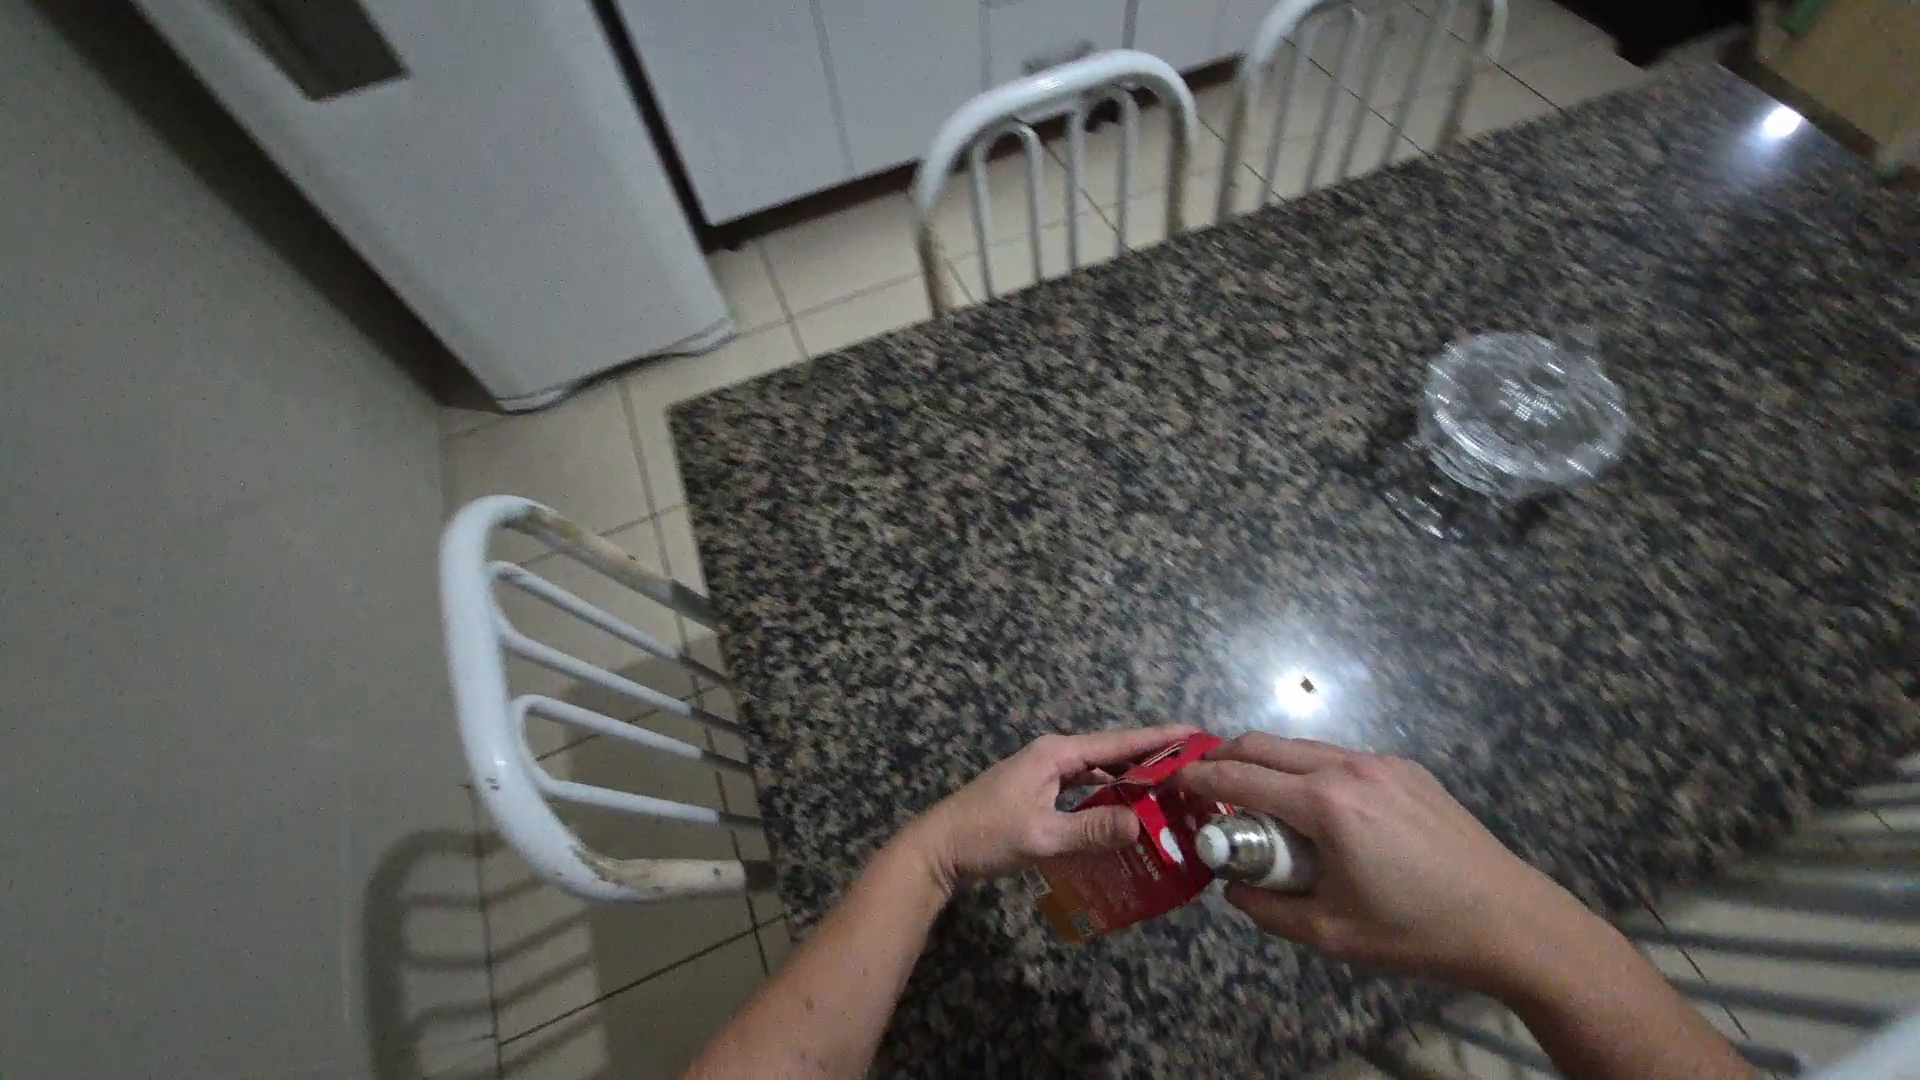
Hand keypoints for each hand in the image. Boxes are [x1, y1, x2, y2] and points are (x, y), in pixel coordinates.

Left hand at [900, 725, 1200, 895]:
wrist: (939, 848)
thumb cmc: (986, 835)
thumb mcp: (1041, 835)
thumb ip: (1090, 829)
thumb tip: (1143, 824)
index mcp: (1055, 754)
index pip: (1117, 742)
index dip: (1157, 738)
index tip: (1196, 732)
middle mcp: (1053, 756)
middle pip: (1111, 753)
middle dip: (1151, 758)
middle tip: (1195, 766)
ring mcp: (1044, 774)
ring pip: (1098, 773)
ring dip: (1130, 781)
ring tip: (1171, 792)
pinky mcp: (1039, 794)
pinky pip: (1083, 789)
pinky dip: (1107, 798)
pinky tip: (1126, 816)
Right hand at [1177, 734, 1604, 992]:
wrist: (1519, 925)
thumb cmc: (1418, 934)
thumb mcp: (1331, 934)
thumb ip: (1267, 908)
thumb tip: (1232, 888)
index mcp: (1325, 806)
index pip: (1239, 776)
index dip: (1198, 776)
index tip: (1172, 781)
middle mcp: (1348, 768)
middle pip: (1263, 744)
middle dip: (1224, 757)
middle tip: (1206, 785)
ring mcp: (1381, 763)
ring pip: (1300, 746)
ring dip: (1267, 763)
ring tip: (1260, 800)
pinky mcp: (1406, 770)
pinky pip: (1338, 756)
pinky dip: (1307, 769)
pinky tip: (1319, 808)